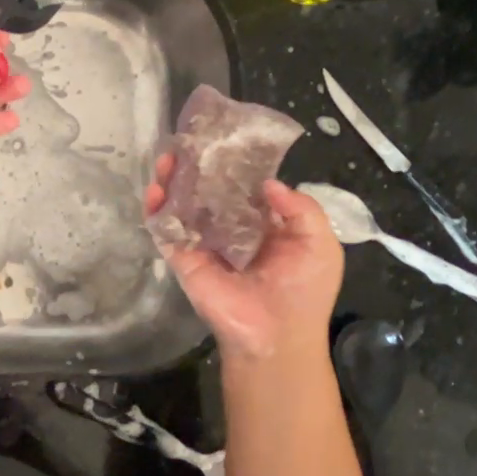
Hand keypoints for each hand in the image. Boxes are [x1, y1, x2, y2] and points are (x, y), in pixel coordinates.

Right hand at [145, 155, 342, 362]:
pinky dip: (156, 209)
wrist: (276, 334)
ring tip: (167, 160)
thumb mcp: (320, 244)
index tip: (219, 141)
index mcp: (260, 224)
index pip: (240, 187)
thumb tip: (267, 182)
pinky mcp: (182, 256)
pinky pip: (165, 229)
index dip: (230, 164)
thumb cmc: (303, 289)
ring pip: (181, 204)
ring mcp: (202, 241)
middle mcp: (228, 228)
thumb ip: (302, 208)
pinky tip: (156, 190)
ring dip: (171, 181)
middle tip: (185, 146)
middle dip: (194, 168)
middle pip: (205, 190)